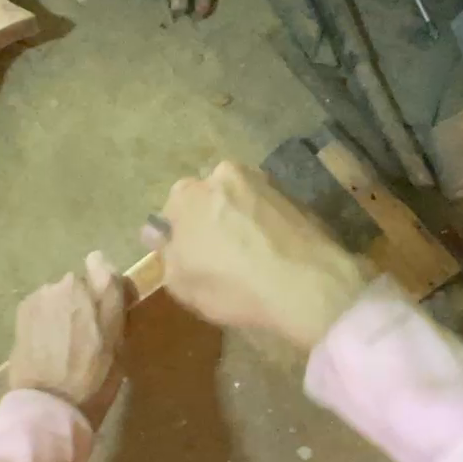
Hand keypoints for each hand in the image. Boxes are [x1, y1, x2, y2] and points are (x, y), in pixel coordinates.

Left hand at [7, 252, 128, 423]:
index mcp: (103, 293)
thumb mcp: (119, 348)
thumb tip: (108, 282)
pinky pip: (39, 305)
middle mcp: (73, 283)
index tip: (104, 305)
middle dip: (80, 301)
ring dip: (59, 310)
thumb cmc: (94, 382)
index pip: (105, 269)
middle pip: (78, 284)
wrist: (49, 402)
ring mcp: (45, 293)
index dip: (105, 284)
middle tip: (81, 334)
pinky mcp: (24, 307)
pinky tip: (43, 344)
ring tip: (59, 343)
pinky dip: (42, 318)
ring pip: (57, 295)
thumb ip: (115, 308)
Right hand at [146, 161, 367, 350]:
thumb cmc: (231, 286)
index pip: (171, 211)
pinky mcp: (295, 196)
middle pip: (208, 200)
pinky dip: (266, 227)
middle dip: (209, 221)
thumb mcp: (181, 283)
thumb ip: (164, 253)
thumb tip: (156, 232)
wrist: (306, 285)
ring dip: (239, 221)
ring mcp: (263, 182)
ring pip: (240, 202)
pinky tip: (272, 254)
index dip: (178, 236)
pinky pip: (268, 211)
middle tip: (218, 257)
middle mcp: (223, 175)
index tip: (188, 258)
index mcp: (187, 194)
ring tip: (249, 257)